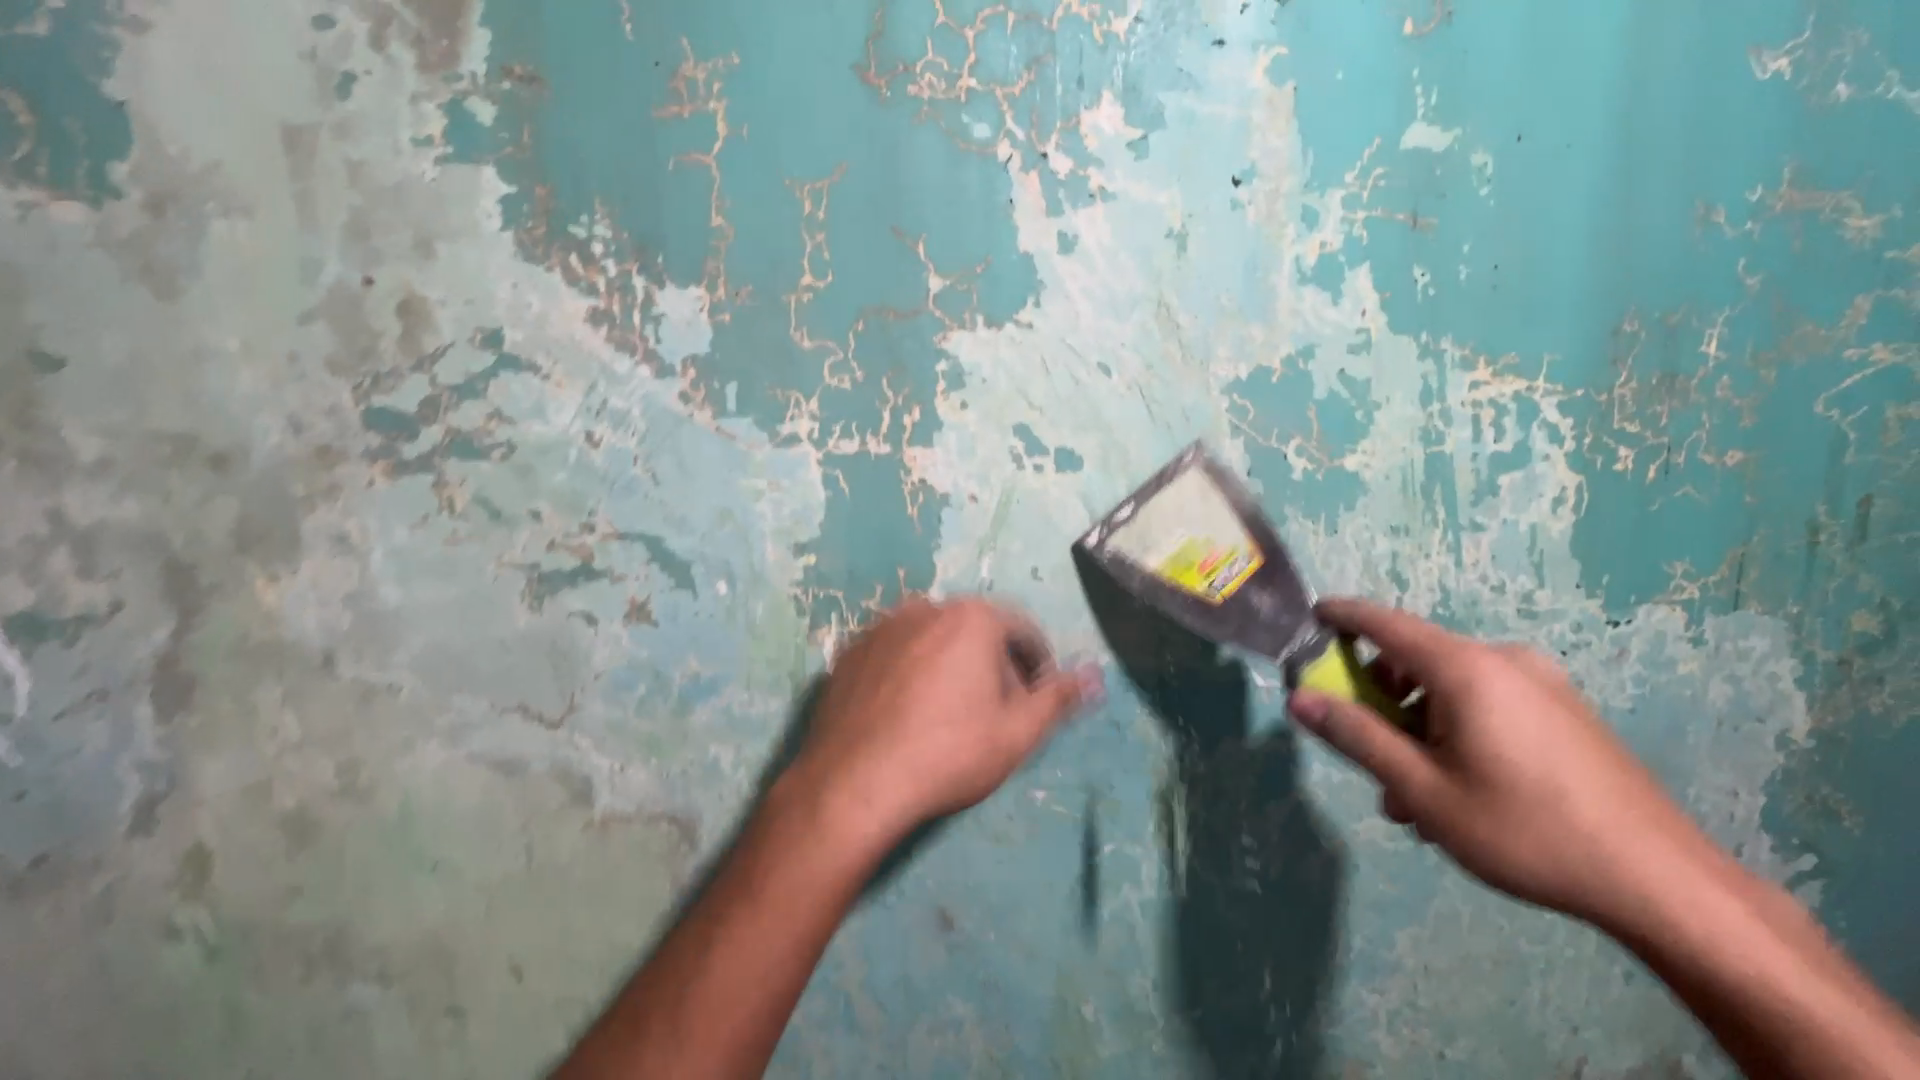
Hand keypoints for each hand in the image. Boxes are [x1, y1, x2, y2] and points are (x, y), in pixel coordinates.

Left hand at [789, 598, 1101, 842]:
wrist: (853, 784)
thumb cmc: (948, 754)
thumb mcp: (1017, 733)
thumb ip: (1059, 698)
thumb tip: (1096, 675)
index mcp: (972, 617)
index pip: (1025, 631)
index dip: (1038, 669)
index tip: (1035, 705)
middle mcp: (925, 607)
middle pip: (978, 633)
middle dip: (995, 667)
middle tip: (995, 716)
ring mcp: (881, 628)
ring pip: (934, 641)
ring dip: (952, 668)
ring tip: (949, 718)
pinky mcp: (850, 653)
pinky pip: (897, 655)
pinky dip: (911, 675)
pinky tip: (907, 717)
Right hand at [1288, 597, 1713, 925]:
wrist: (1658, 879)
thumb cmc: (1525, 830)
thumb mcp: (1424, 790)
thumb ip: (1357, 738)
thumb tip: (1300, 699)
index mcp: (1467, 669)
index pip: (1385, 624)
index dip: (1341, 617)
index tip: (1307, 618)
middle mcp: (1505, 661)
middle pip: (1416, 662)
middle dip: (1379, 704)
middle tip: (1367, 761)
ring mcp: (1542, 684)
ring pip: (1451, 692)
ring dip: (1417, 730)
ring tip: (1414, 800)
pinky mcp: (1564, 712)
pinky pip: (1488, 706)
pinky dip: (1455, 733)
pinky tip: (1460, 794)